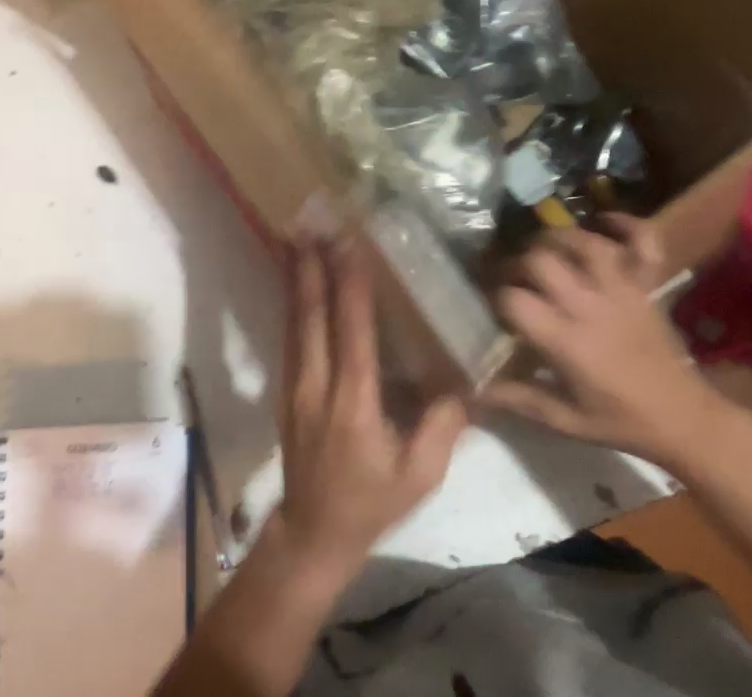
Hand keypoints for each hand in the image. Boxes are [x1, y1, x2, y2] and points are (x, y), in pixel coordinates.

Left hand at [273, 239, 467, 583]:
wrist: (313, 529)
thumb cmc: (372, 501)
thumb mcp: (421, 473)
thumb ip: (443, 425)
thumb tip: (465, 378)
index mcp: (353, 403)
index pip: (352, 331)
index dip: (350, 286)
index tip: (349, 244)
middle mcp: (316, 386)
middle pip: (311, 316)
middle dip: (312, 266)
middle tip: (312, 222)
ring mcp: (294, 386)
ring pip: (293, 321)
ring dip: (294, 276)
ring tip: (295, 236)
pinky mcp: (285, 390)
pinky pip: (289, 337)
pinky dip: (290, 303)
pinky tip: (293, 280)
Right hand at [484, 215, 736, 468]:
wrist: (685, 419)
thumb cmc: (620, 421)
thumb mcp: (563, 420)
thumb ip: (519, 399)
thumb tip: (473, 389)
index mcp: (566, 341)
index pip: (515, 300)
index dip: (495, 297)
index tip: (493, 307)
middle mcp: (591, 307)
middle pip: (542, 262)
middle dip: (517, 262)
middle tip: (511, 276)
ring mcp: (623, 292)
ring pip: (586, 243)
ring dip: (558, 237)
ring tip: (543, 246)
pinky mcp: (648, 287)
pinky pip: (643, 242)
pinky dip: (625, 224)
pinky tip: (603, 220)